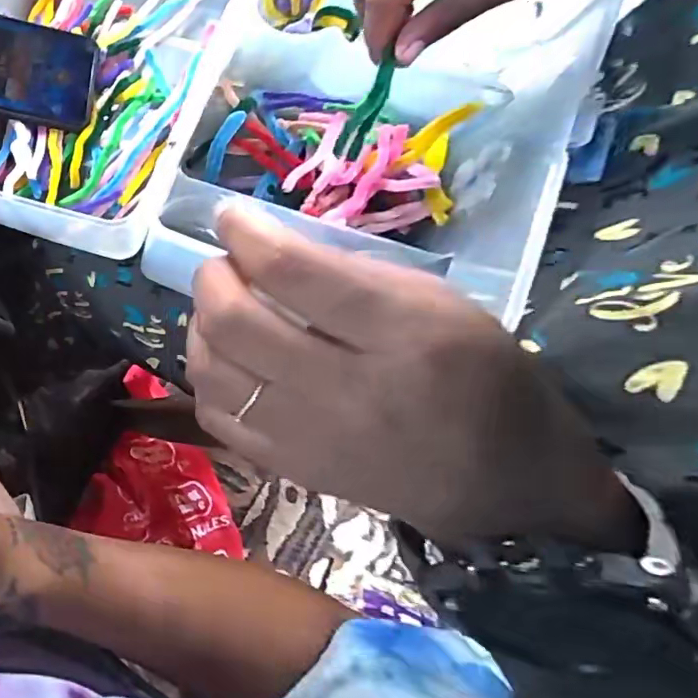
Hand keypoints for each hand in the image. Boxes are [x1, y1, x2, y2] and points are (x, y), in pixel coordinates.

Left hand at [187, 205, 639, 550]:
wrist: (498, 478)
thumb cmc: (474, 371)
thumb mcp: (435, 300)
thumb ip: (348, 271)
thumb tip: (264, 250)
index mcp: (400, 332)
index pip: (292, 272)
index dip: (245, 236)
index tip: (229, 218)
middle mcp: (345, 389)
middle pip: (234, 321)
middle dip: (211, 279)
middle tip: (222, 266)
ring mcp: (307, 437)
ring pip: (210, 368)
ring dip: (200, 324)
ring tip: (220, 309)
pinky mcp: (284, 467)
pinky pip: (213, 411)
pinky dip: (206, 373)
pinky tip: (223, 356)